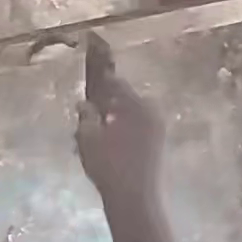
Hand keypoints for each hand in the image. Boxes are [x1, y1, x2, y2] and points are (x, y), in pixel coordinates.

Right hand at [76, 33, 164, 206]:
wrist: (135, 200)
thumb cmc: (109, 167)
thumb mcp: (88, 138)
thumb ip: (86, 116)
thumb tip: (84, 103)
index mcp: (134, 105)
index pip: (113, 78)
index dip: (99, 61)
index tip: (92, 41)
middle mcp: (150, 111)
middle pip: (123, 94)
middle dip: (105, 95)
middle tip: (85, 99)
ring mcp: (157, 128)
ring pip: (129, 111)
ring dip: (113, 113)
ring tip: (93, 125)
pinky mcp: (157, 144)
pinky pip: (135, 125)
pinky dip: (121, 126)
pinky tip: (107, 140)